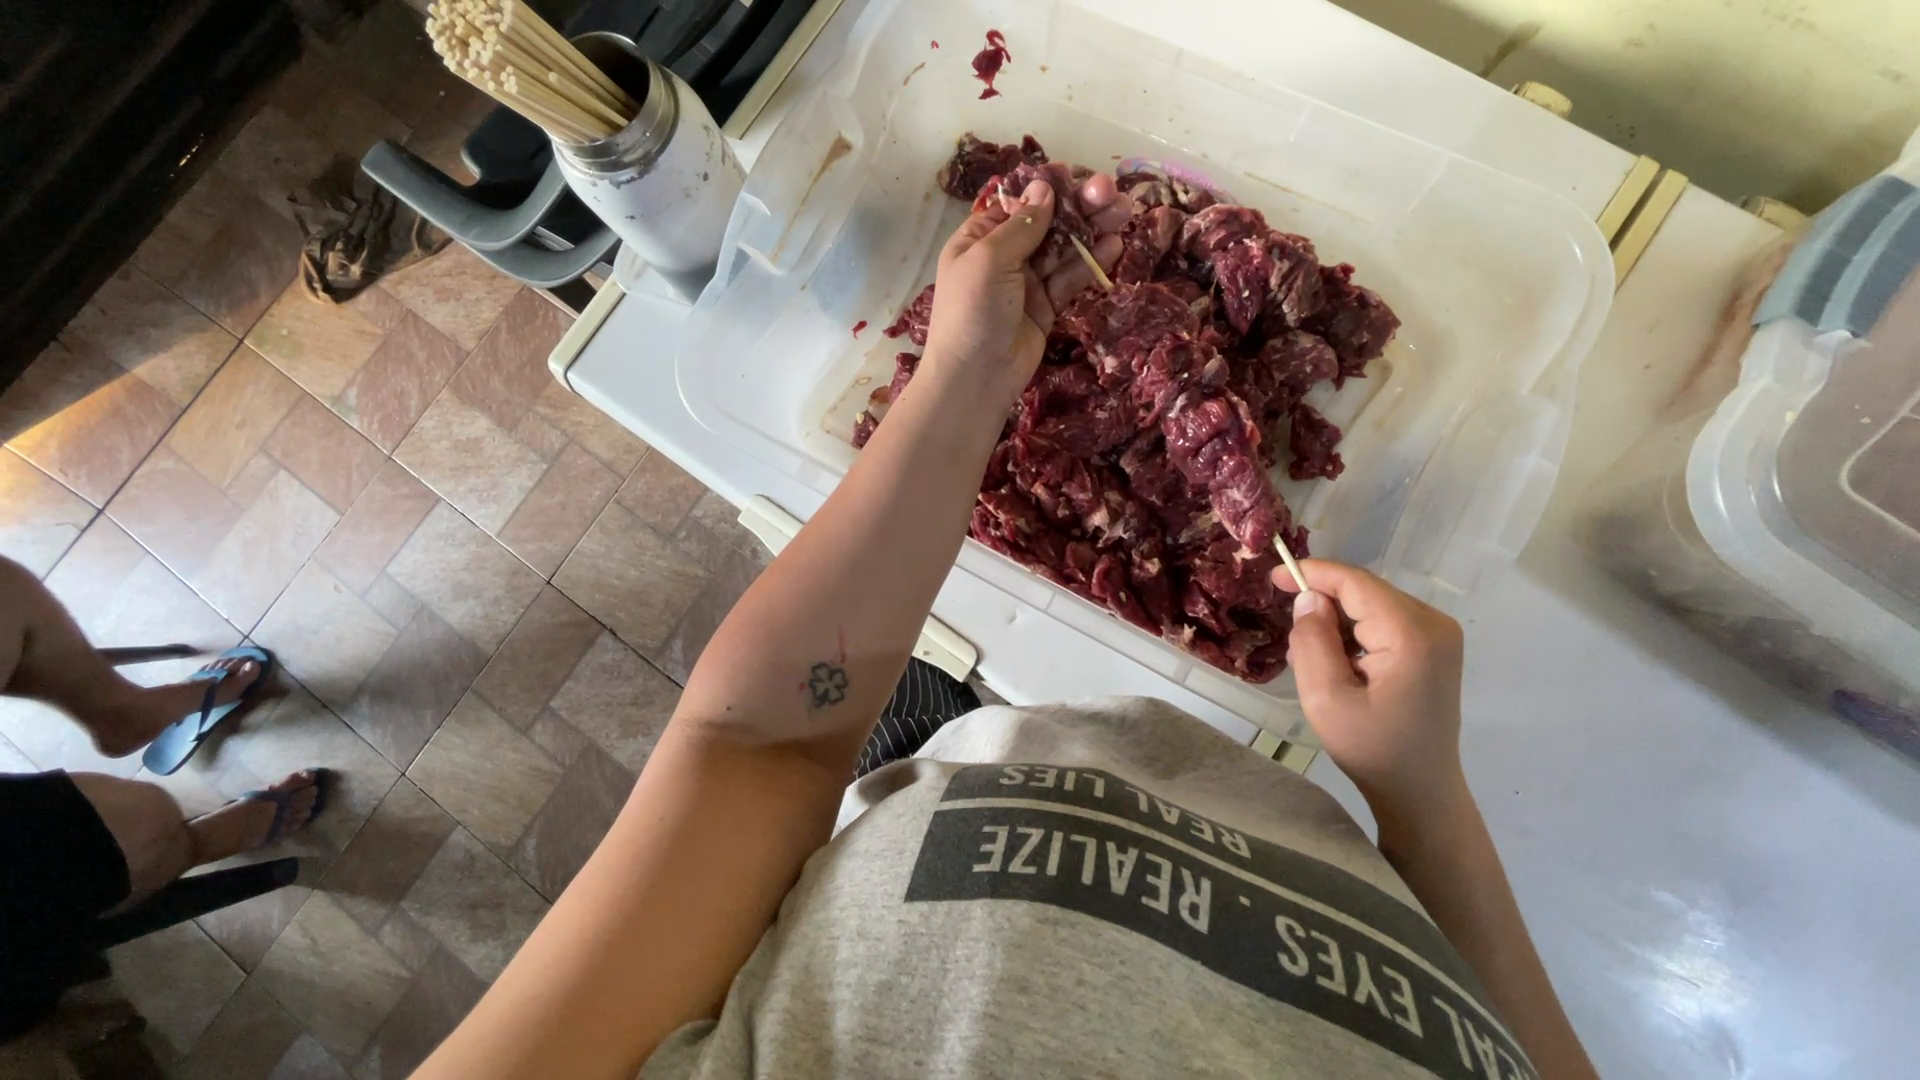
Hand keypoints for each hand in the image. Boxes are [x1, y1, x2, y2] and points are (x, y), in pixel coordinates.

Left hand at [923, 175, 1134, 402]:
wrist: (975, 377)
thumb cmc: (973, 312)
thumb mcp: (989, 259)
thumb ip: (1022, 225)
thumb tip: (1045, 189)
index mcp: (979, 238)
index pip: (1019, 204)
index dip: (1050, 190)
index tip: (1079, 179)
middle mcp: (1003, 256)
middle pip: (1047, 223)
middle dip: (1079, 207)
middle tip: (1113, 193)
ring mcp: (1026, 282)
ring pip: (1064, 249)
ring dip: (1093, 231)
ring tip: (1124, 212)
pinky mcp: (1046, 307)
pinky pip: (1071, 279)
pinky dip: (1091, 263)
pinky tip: (1114, 246)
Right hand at [1273, 559, 1465, 810]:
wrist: (1419, 790)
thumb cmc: (1371, 749)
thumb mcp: (1326, 698)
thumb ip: (1312, 642)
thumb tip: (1309, 598)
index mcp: (1411, 635)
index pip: (1356, 583)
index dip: (1313, 573)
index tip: (1273, 578)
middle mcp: (1433, 624)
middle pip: (1364, 592)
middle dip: (1323, 606)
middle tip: (1294, 645)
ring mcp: (1438, 635)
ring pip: (1371, 605)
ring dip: (1336, 623)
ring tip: (1316, 665)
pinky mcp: (1433, 647)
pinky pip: (1383, 621)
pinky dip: (1354, 633)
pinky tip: (1340, 666)